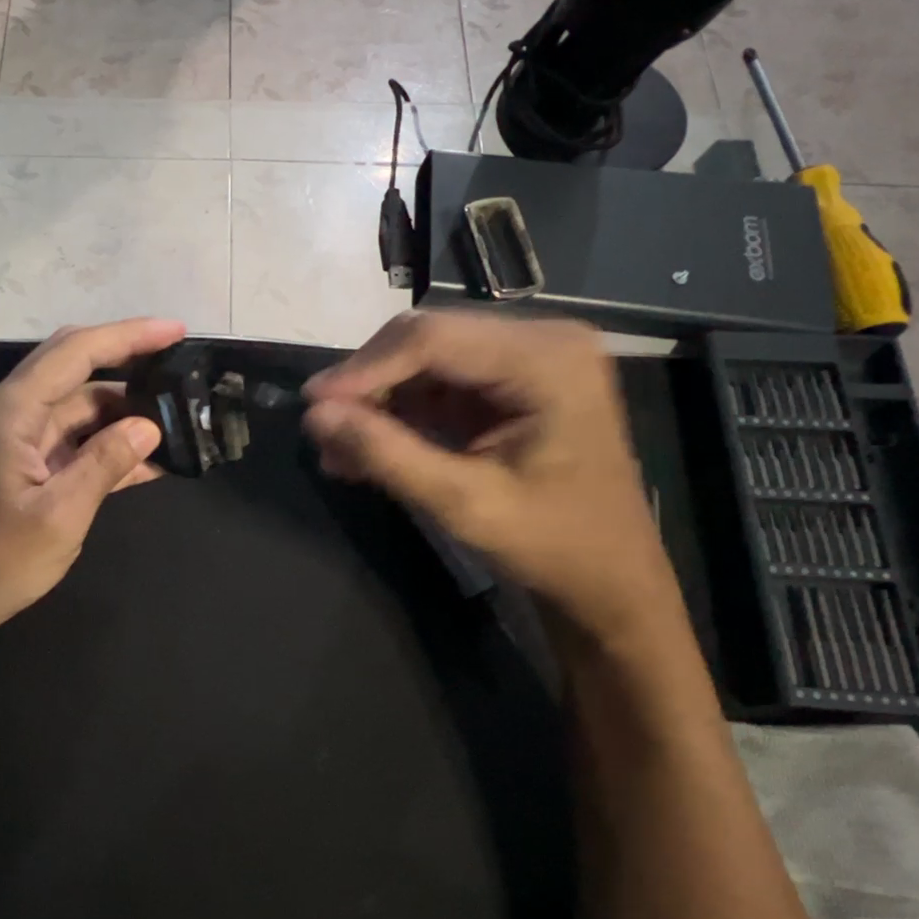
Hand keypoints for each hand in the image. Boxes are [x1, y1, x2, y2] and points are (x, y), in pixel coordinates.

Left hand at [0, 318, 185, 672]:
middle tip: (182, 366)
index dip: (128, 336)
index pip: (76, 352)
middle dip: (128, 361)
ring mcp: (18, 440)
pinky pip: (74, 442)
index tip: (178, 331)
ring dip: (124, 410)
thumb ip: (105, 463)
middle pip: (75, 368)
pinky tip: (154, 456)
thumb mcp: (60, 514)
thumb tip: (149, 424)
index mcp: (12, 411)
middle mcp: (13, 413)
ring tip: (179, 415)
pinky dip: (109, 445)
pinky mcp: (26, 466)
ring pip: (79, 406)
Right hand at [301, 309, 680, 641]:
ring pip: (424, 360)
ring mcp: (528, 359)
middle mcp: (541, 339)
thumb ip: (387, 454)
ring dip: (378, 402)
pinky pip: (439, 383)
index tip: (310, 408)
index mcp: (545, 358)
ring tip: (337, 450)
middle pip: (426, 340)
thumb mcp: (462, 502)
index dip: (363, 369)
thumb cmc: (551, 543)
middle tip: (321, 431)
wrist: (609, 580)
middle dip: (368, 384)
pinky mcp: (512, 383)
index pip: (431, 339)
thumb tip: (314, 417)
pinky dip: (401, 413)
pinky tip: (367, 449)